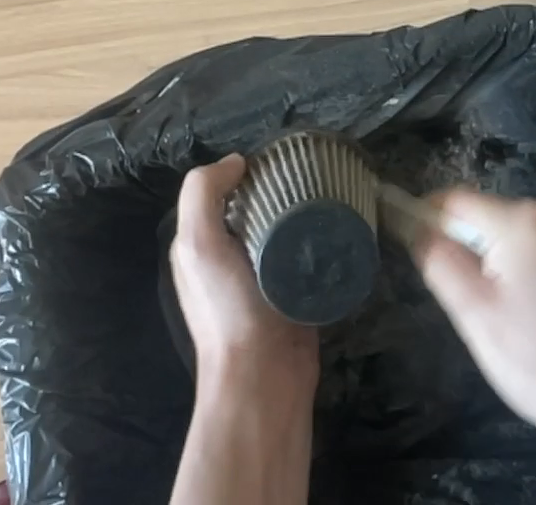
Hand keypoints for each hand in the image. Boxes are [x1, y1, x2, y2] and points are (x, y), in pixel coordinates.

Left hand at [170, 154, 318, 393]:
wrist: (264, 377)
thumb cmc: (227, 308)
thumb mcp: (199, 244)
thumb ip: (203, 195)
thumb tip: (237, 161)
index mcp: (201, 242)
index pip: (223, 190)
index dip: (246, 171)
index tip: (279, 159)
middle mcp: (229, 254)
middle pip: (256, 205)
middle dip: (279, 188)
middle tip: (310, 173)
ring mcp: (264, 273)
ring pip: (284, 226)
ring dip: (302, 211)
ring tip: (329, 192)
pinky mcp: (295, 288)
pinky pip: (306, 251)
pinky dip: (318, 237)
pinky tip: (336, 222)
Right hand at [413, 191, 535, 444]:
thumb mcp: (476, 315)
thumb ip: (439, 262)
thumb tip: (416, 228)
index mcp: (522, 220)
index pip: (454, 201)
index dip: (425, 219)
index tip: (413, 253)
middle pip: (483, 217)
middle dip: (464, 251)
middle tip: (469, 305)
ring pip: (508, 235)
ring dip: (492, 264)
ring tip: (504, 318)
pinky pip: (535, 248)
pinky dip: (520, 271)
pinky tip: (533, 316)